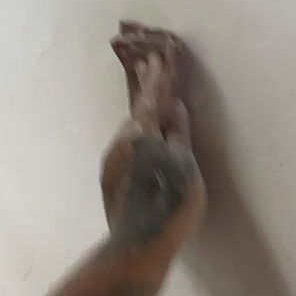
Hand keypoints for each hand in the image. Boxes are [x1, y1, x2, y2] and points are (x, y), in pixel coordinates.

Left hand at [102, 22, 205, 248]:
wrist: (138, 246)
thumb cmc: (169, 204)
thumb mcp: (184, 165)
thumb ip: (178, 134)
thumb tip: (174, 107)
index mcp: (141, 132)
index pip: (152, 95)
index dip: (158, 73)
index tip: (157, 50)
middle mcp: (121, 142)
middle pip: (135, 106)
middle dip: (140, 79)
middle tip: (133, 49)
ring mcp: (112, 162)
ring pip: (130, 129)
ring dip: (139, 109)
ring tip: (145, 91)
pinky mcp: (111, 181)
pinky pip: (128, 148)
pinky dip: (138, 135)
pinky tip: (145, 141)